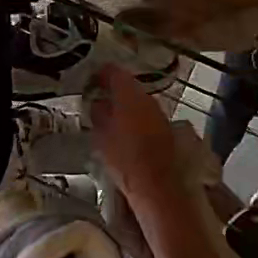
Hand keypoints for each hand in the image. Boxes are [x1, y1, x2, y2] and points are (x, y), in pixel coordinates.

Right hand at [86, 65, 181, 208]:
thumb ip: (98, 114)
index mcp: (129, 95)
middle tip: (98, 97)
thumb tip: (97, 103)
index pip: (114, 72)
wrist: (157, 185)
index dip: (101, 73)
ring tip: (110, 114)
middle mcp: (148, 98)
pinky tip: (126, 129)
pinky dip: (136, 116)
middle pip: (129, 85)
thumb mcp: (101, 137)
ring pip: (139, 99)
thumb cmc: (124, 159)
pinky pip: (147, 114)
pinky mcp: (166, 127)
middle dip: (114, 89)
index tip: (91, 79)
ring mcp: (159, 112)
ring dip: (126, 103)